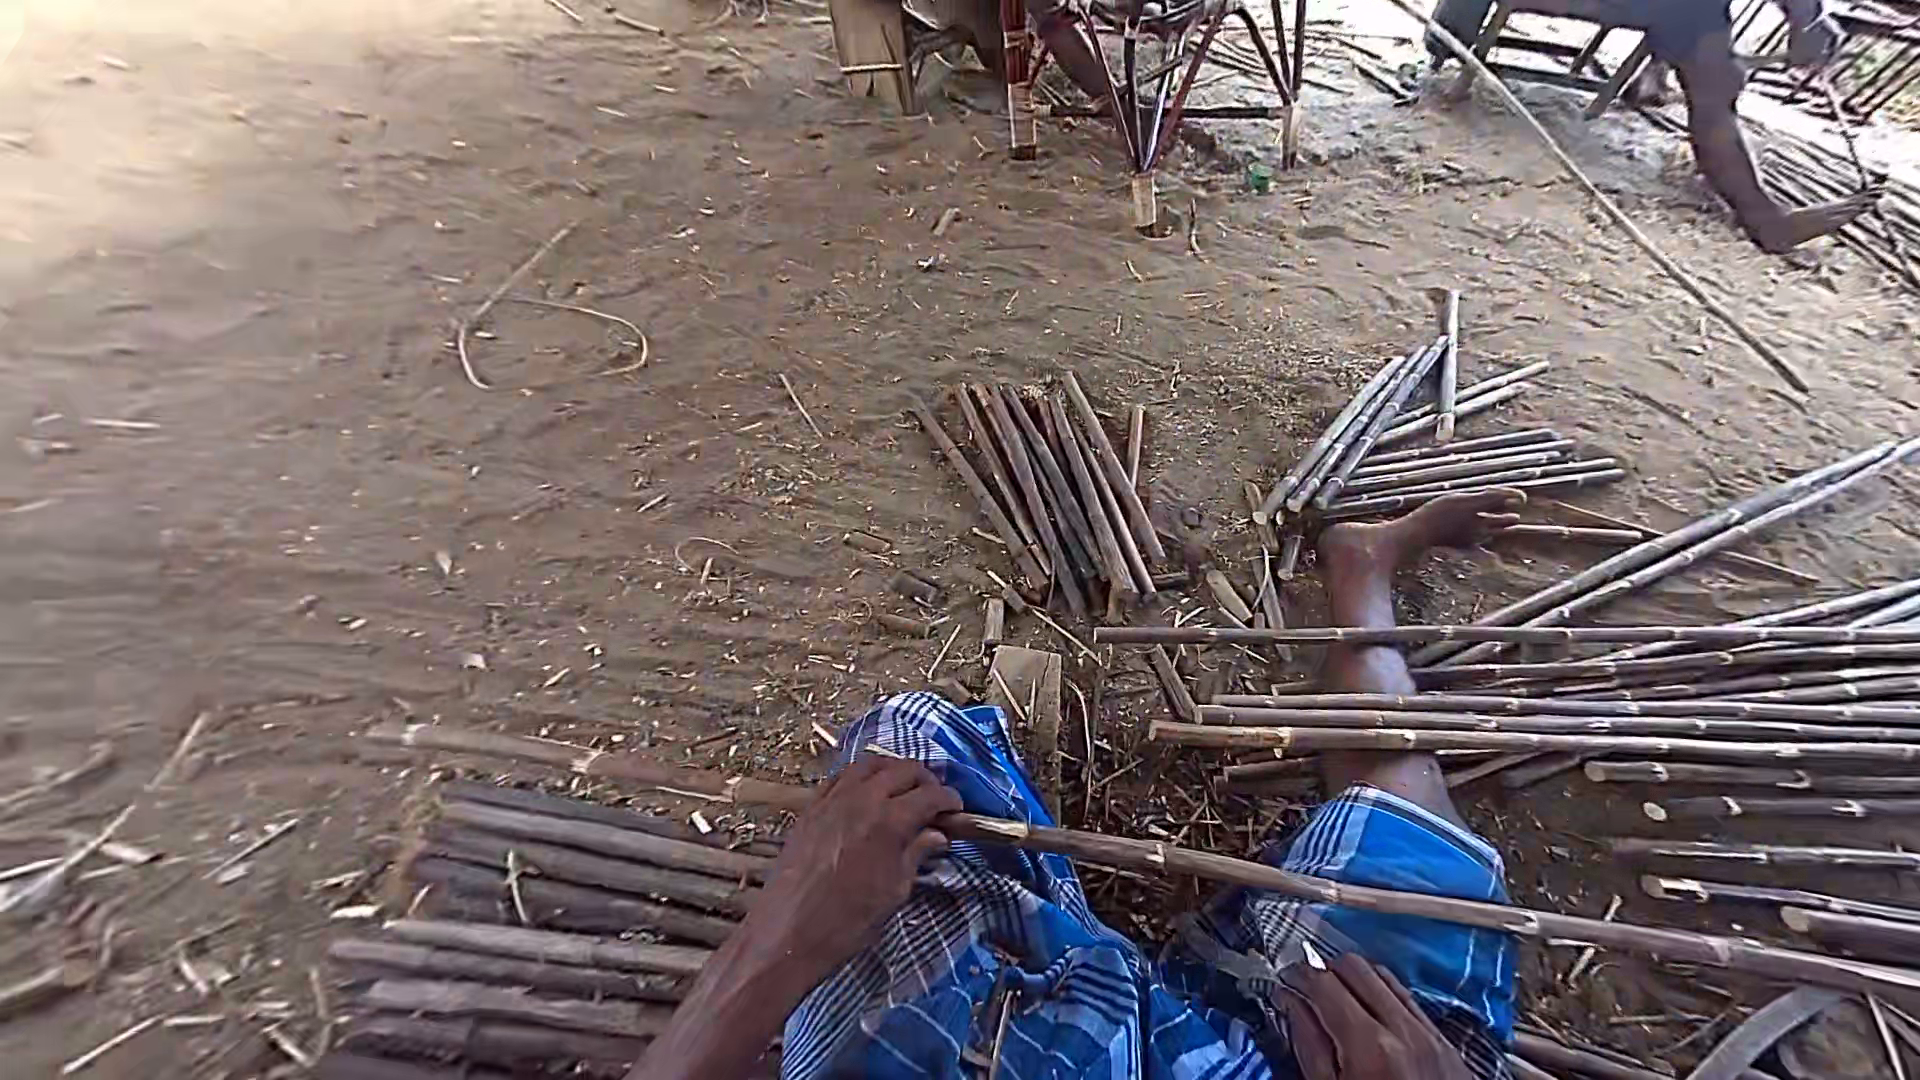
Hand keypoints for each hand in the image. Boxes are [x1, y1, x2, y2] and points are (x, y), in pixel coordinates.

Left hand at [742, 756, 961, 976]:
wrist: (788, 933)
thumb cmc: (847, 922)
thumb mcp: (894, 892)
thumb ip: (916, 854)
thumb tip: (936, 834)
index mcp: (891, 821)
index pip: (930, 795)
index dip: (949, 799)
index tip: (955, 808)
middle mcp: (865, 798)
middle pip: (904, 770)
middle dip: (925, 780)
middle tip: (933, 798)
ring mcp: (836, 797)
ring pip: (872, 764)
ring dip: (893, 770)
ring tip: (901, 787)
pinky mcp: (814, 804)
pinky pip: (842, 775)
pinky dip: (861, 775)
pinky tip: (865, 790)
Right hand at [1277, 952, 1474, 1079]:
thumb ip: (1307, 1042)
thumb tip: (1290, 999)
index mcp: (1369, 1045)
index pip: (1320, 979)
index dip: (1295, 974)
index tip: (1285, 982)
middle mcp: (1404, 1032)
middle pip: (1352, 966)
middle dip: (1325, 971)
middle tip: (1311, 991)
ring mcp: (1432, 1039)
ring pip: (1383, 976)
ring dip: (1355, 979)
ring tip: (1340, 1000)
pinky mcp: (1450, 1050)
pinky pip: (1410, 1000)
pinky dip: (1384, 995)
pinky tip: (1372, 1016)